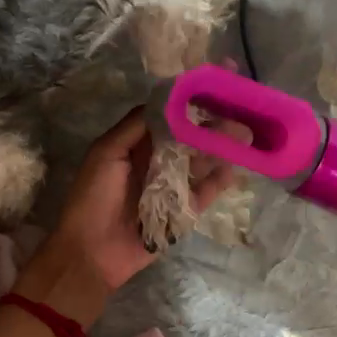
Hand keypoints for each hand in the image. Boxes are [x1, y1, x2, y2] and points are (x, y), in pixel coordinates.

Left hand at [13, 108, 236, 324]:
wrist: (91, 251)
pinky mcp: (181, 213)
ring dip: (220, 149)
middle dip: (211, 125)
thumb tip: (168, 100)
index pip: (166, 117)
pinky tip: (234, 167)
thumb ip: (135, 126)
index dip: (188, 102)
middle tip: (239, 112)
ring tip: (244, 135)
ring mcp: (169, 187)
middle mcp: (154, 162)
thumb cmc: (94, 197)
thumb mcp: (107, 153)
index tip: (214, 86)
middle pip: (188, 138)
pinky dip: (218, 181)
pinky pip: (204, 193)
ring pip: (199, 163)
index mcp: (134, 145)